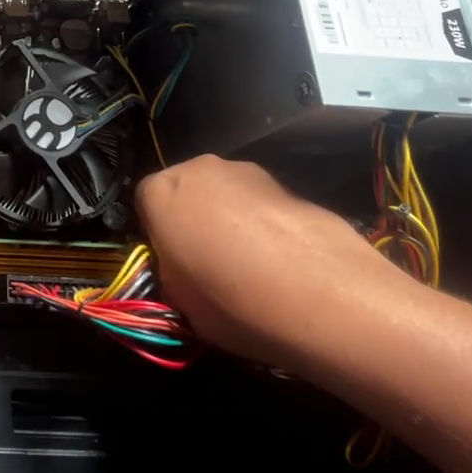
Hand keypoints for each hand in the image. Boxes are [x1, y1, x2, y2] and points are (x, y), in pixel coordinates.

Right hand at [136, 154, 413, 366]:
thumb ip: (172, 274)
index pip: (143, 206)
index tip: (176, 268)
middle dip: (193, 222)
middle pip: (185, 193)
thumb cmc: (235, 302)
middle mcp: (199, 169)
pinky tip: (285, 265)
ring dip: (230, 222)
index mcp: (159, 192)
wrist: (328, 298)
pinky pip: (261, 206)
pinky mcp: (290, 184)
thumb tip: (183, 270)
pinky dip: (265, 227)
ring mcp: (248, 171)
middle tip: (212, 267)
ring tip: (254, 269)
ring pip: (225, 196)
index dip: (158, 239)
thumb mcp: (181, 303)